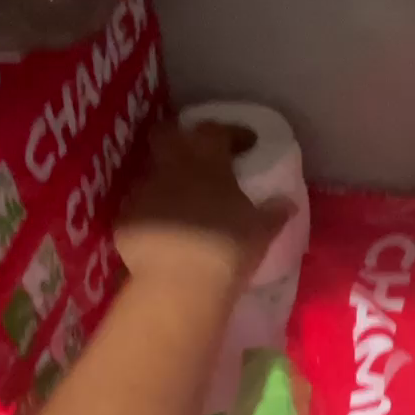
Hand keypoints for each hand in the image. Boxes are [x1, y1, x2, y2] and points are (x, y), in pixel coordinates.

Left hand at [115, 122, 292, 288]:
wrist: (179, 285)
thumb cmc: (227, 249)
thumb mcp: (261, 231)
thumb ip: (274, 212)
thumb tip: (288, 202)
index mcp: (206, 161)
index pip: (216, 130)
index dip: (232, 133)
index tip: (248, 144)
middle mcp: (170, 167)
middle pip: (170, 135)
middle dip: (186, 139)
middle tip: (204, 157)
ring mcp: (143, 191)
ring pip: (154, 172)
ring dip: (169, 179)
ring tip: (186, 200)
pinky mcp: (126, 219)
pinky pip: (142, 206)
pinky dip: (155, 212)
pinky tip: (167, 231)